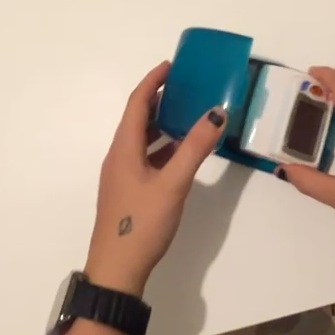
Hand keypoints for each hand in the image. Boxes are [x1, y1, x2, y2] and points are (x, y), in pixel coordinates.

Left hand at [84, 61, 226, 295]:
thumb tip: (216, 112)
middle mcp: (119, 156)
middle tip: (188, 86)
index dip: (153, 81)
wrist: (117, 270)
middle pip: (138, 118)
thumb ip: (196, 147)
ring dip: (164, 123)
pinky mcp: (129, 191)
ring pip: (143, 139)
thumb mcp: (174, 183)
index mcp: (124, 148)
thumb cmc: (142, 223)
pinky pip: (147, 157)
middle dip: (161, 99)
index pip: (137, 102)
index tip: (173, 65)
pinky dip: (164, 147)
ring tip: (191, 113)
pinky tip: (184, 153)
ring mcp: (122, 175)